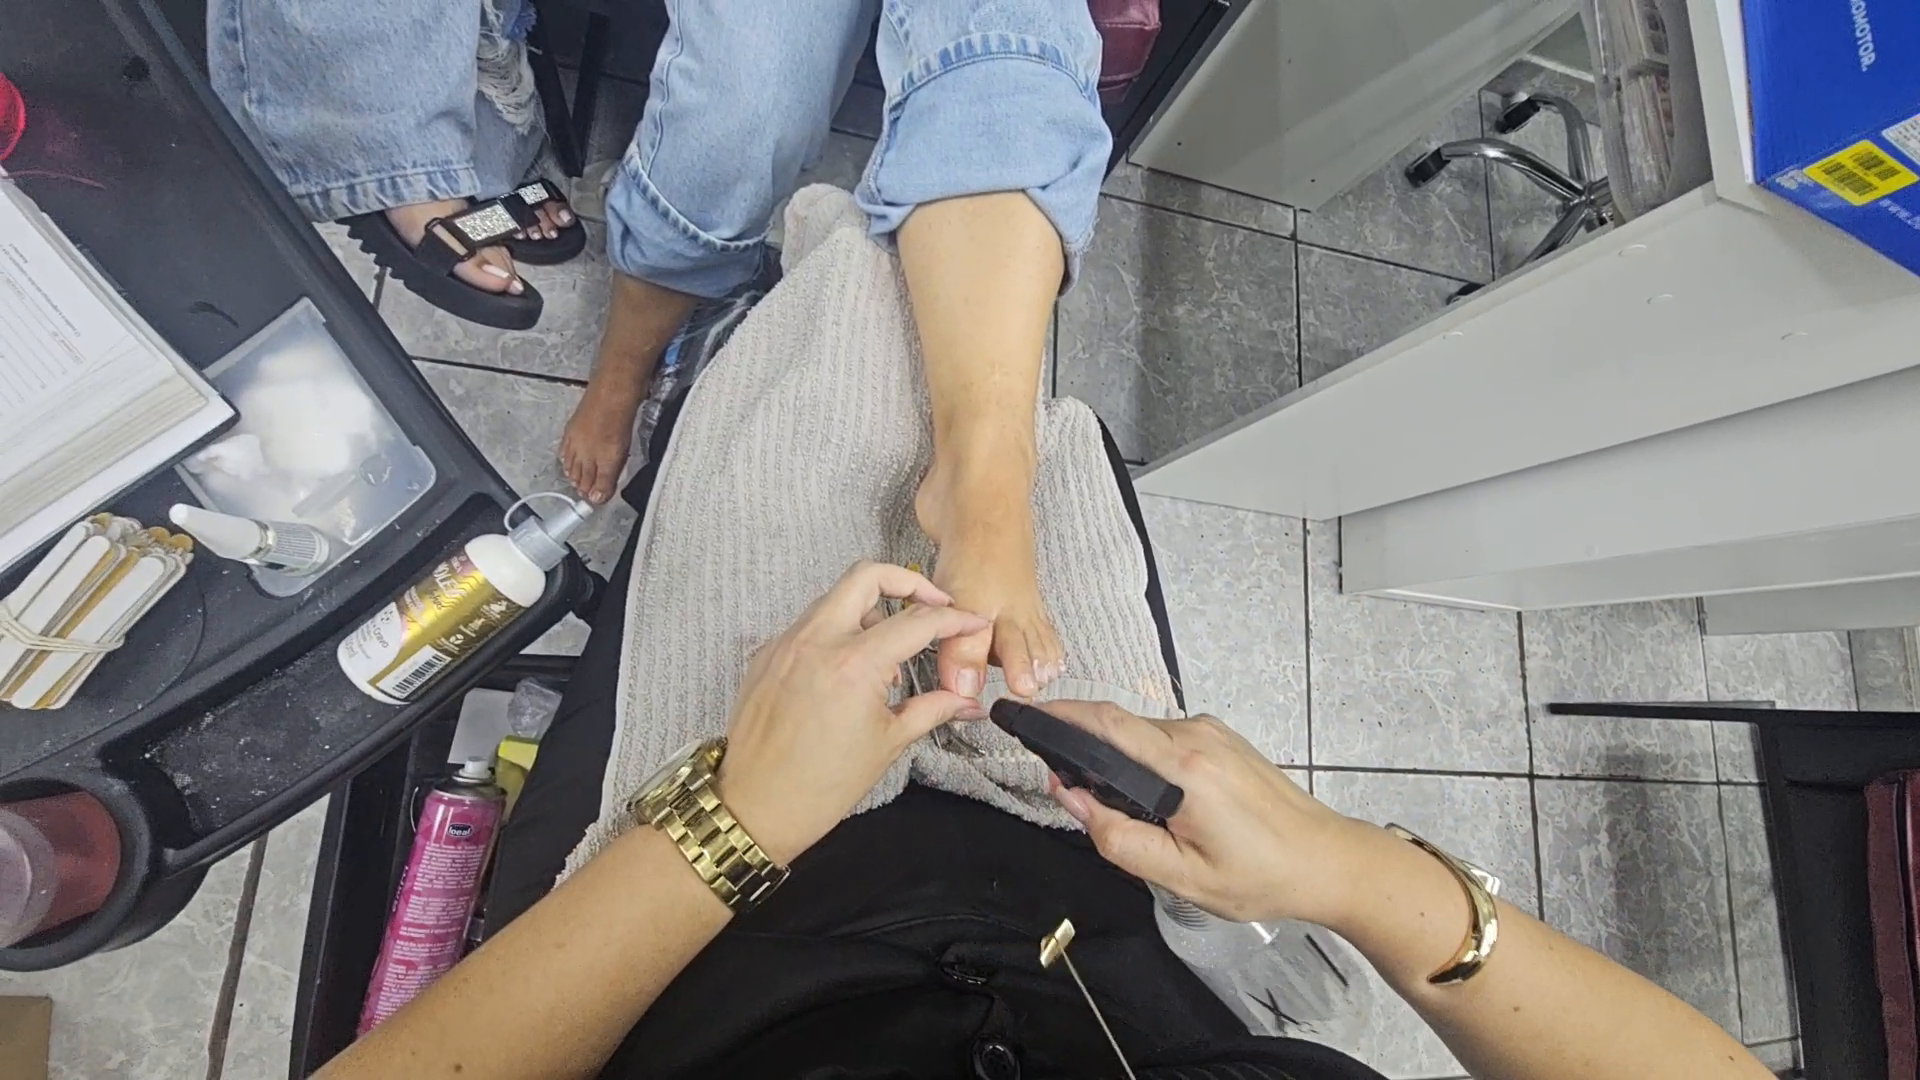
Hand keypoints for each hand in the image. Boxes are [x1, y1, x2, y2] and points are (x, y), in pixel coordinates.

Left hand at [716, 561, 989, 864]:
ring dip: (871, 608)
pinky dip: (838, 631)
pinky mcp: (767, 653)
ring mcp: (786, 642)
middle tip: (933, 603)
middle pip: (868, 575)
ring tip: (889, 651)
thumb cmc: (821, 785)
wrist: (754, 809)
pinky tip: (850, 668)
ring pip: (836, 596)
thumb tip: (968, 702)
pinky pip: (810, 623)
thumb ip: (933, 708)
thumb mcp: (889, 742)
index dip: (954, 618)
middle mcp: (817, 640)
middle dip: (908, 581)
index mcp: (853, 664)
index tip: (971, 622)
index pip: (917, 620)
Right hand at [1041, 701, 1362, 924]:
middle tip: (1058, 772)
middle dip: (1079, 737)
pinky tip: (1145, 790)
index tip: (1027, 717)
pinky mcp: (1218, 736)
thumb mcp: (1183, 877)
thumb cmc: (1260, 875)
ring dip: (1113, 752)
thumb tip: (1069, 795)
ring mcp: (1209, 731)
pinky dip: (1139, 754)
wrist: (1330, 860)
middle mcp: (1194, 735)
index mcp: (1183, 767)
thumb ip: (1118, 838)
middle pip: (1118, 723)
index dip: (1061, 715)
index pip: (1107, 723)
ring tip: (1107, 796)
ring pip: (1140, 731)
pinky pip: (1162, 736)